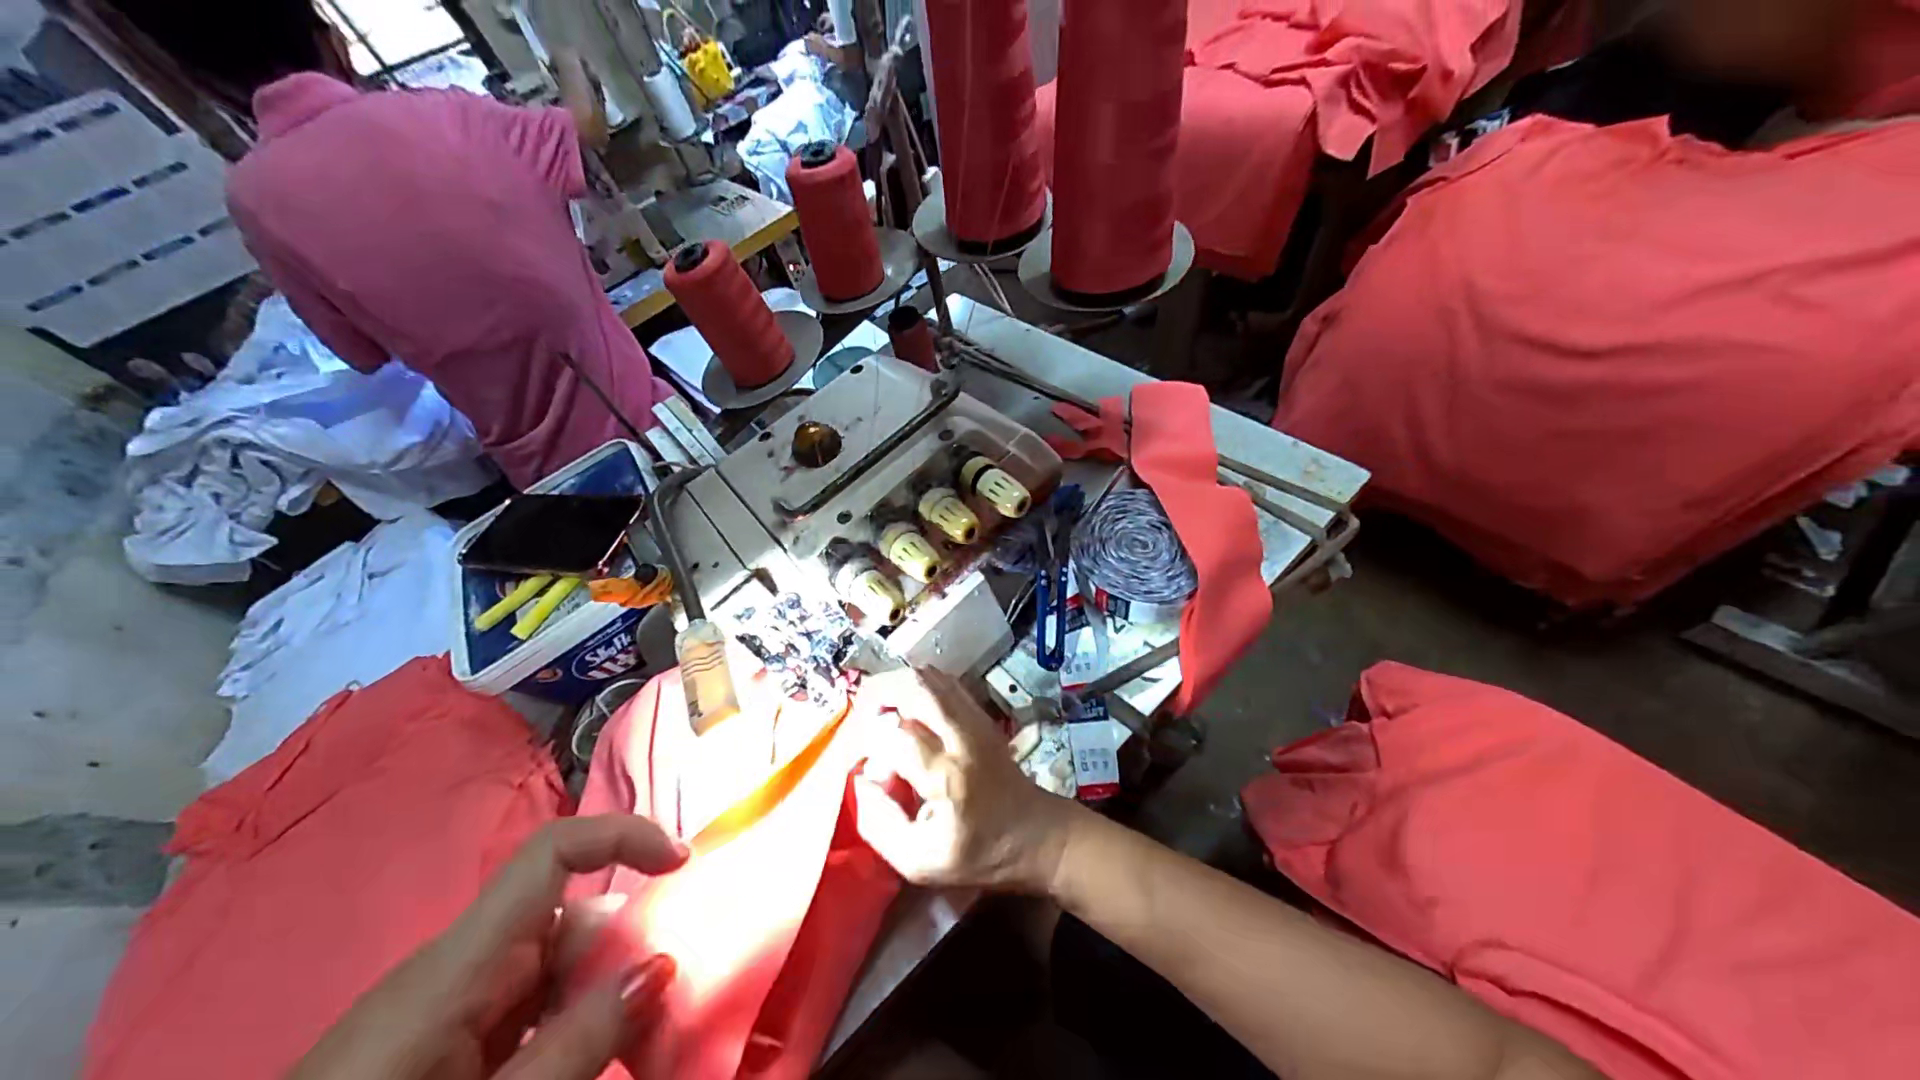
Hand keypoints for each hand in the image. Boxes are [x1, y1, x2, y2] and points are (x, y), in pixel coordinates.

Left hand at [289, 816, 687, 1079]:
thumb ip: (577, 1042)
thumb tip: (661, 962)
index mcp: (459, 962)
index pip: (550, 853)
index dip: (621, 835)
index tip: (682, 863)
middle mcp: (458, 964)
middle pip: (566, 920)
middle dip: (626, 949)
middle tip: (672, 1006)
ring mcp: (448, 1003)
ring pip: (552, 968)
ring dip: (602, 995)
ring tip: (640, 1043)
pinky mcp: (441, 1038)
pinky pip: (525, 1008)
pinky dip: (568, 1024)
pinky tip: (587, 1060)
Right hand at [853, 667, 1083, 893]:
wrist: (1036, 834)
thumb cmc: (978, 854)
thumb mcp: (920, 861)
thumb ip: (879, 825)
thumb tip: (861, 779)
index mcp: (946, 777)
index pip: (895, 737)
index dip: (868, 742)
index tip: (861, 762)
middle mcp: (962, 738)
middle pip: (915, 687)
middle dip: (878, 692)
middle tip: (861, 716)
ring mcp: (975, 721)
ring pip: (929, 678)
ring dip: (896, 685)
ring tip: (878, 710)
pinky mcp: (981, 716)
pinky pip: (944, 683)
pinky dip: (917, 685)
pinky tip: (905, 706)